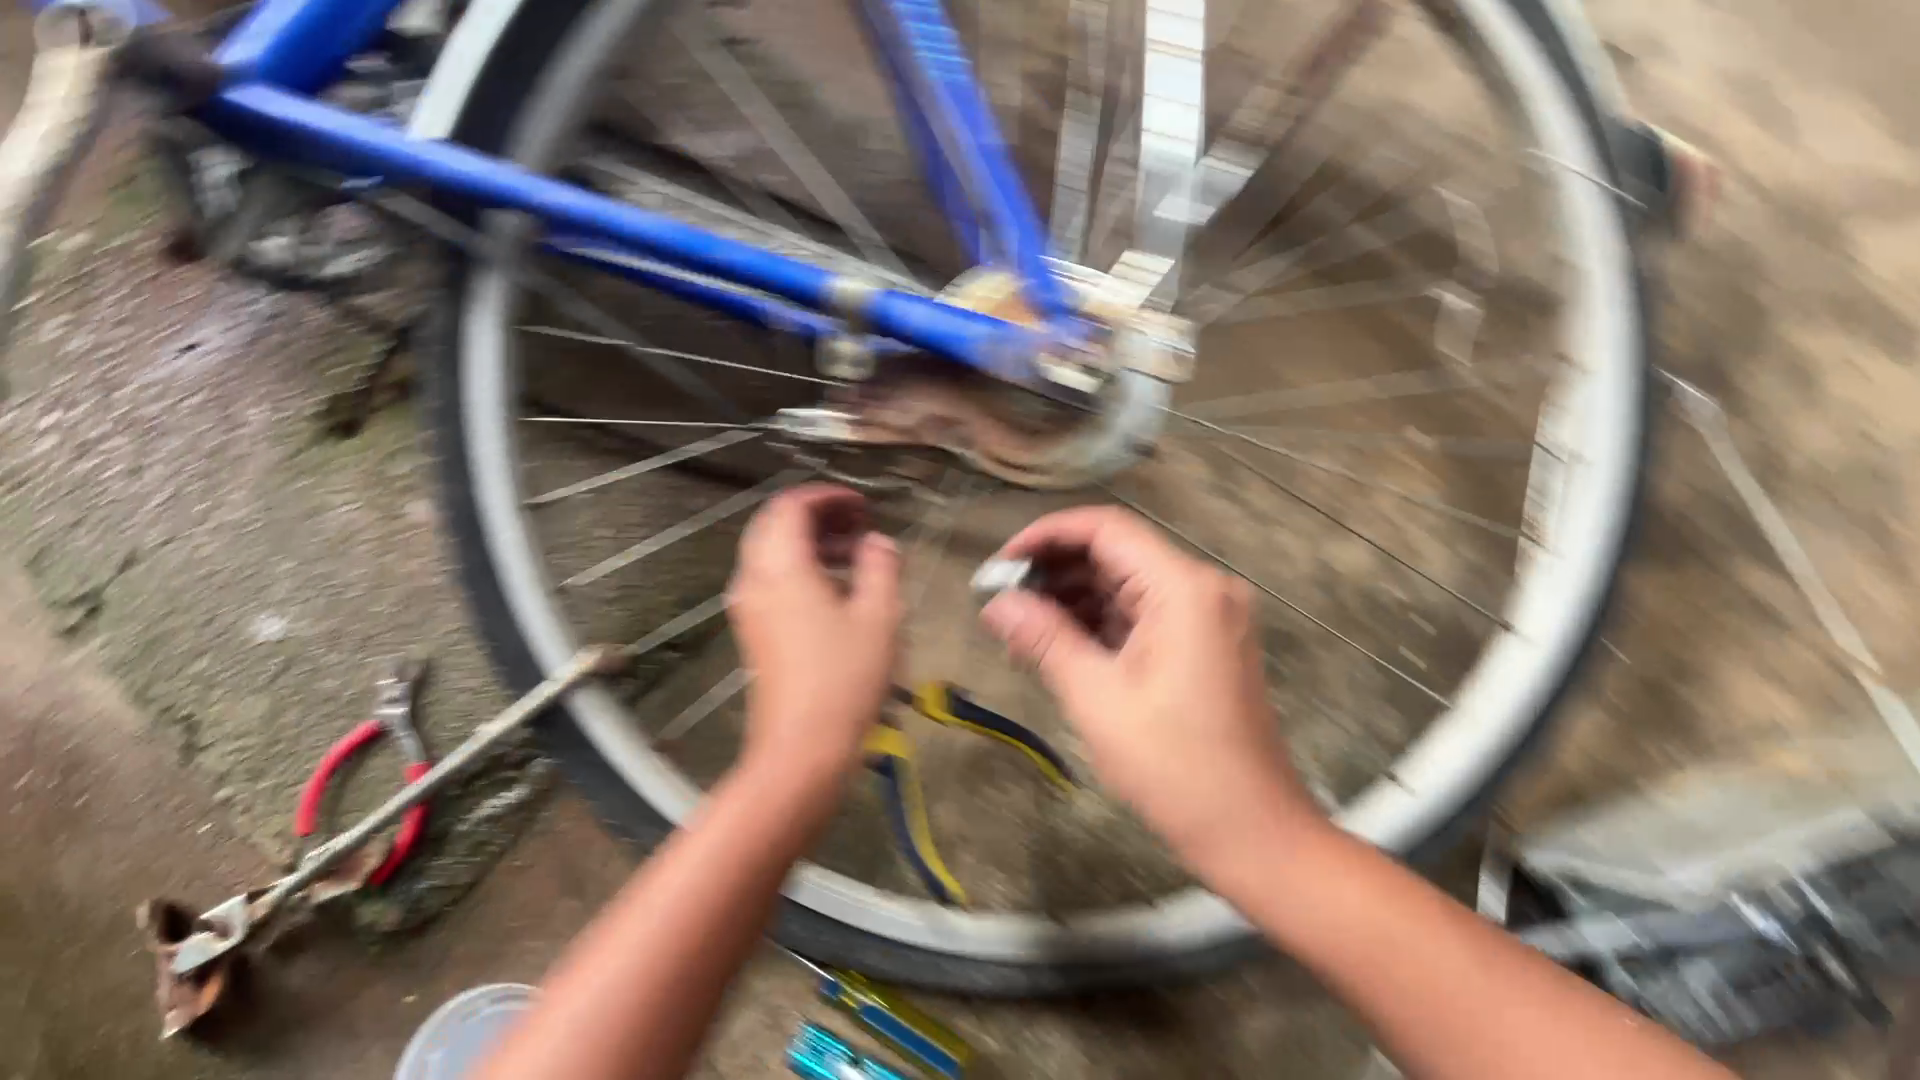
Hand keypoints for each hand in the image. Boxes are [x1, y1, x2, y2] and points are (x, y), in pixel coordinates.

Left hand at [728, 484, 900, 778]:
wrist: (801, 748)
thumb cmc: (844, 678)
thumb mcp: (879, 616)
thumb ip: (880, 566)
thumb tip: (877, 542)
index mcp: (781, 565)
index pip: (791, 505)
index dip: (828, 497)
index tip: (863, 505)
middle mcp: (755, 579)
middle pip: (776, 525)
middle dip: (818, 517)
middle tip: (859, 526)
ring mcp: (749, 607)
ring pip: (772, 554)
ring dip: (810, 544)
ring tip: (854, 557)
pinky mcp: (753, 632)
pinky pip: (771, 581)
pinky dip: (800, 570)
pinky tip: (836, 592)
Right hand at [979, 507, 1325, 865]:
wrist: (1253, 831)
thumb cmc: (1174, 766)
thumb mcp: (1097, 699)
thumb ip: (1044, 639)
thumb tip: (996, 604)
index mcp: (1183, 588)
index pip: (1105, 529)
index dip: (1046, 536)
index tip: (1001, 565)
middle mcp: (1202, 589)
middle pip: (1116, 555)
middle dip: (1054, 574)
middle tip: (1000, 604)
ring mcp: (1208, 617)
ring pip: (1126, 586)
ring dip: (1073, 602)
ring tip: (1019, 632)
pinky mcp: (1205, 644)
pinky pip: (1143, 616)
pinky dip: (1100, 625)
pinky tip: (1058, 648)